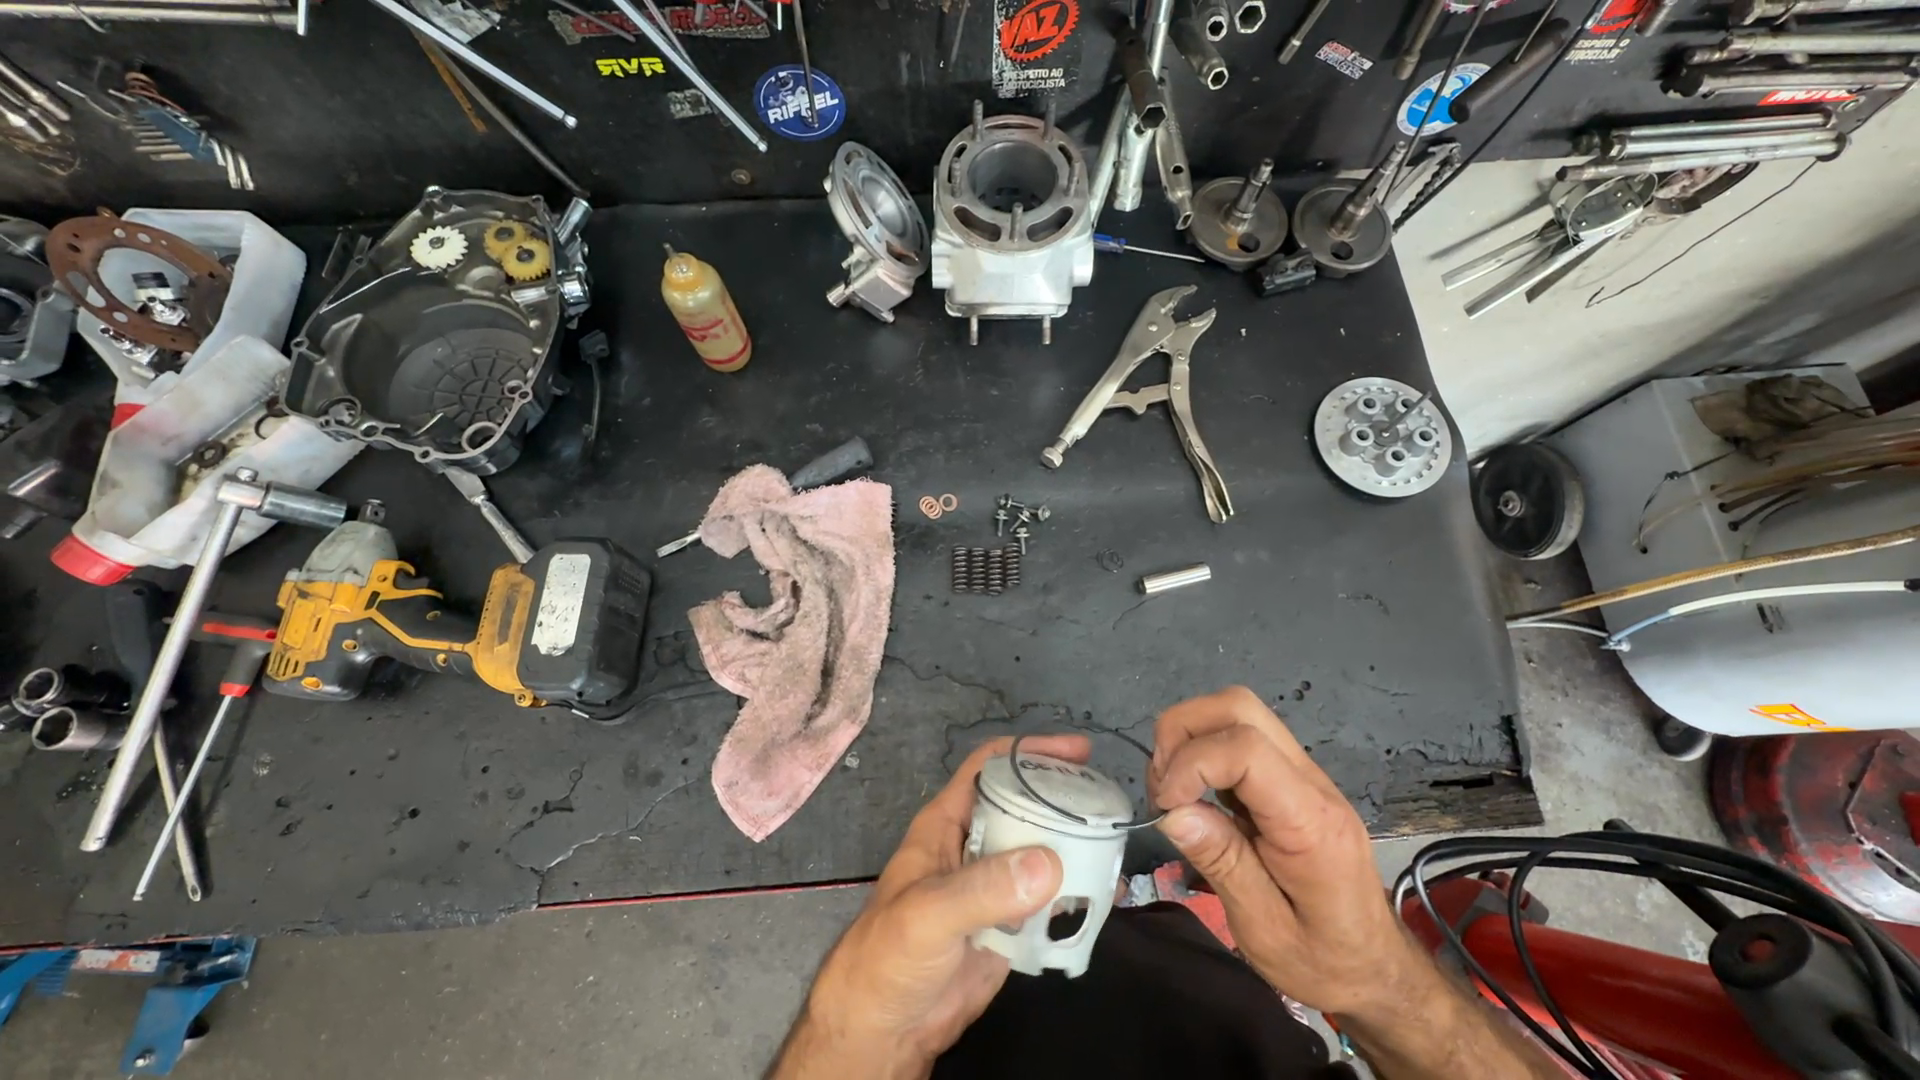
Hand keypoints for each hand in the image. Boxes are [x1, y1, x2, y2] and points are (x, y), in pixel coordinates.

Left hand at [770, 735, 1088, 1079]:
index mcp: (947, 824)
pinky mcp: (1012, 927)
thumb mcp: (928, 913)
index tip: (1078, 752)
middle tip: (1109, 801)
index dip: (1030, 752)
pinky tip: (1108, 895)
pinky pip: (1051, 901)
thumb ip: (983, 888)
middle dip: (1064, 799)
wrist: (885, 1027)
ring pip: (1042, 852)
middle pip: (1025, 806)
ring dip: (1078, 846)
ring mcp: (994, 887)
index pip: (990, 769)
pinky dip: (1079, 895)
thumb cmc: (889, 954)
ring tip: (1118, 843)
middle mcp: (974, 846)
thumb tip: (1050, 861)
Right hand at [1147, 687, 1431, 1017]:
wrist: (1377, 969)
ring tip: (1173, 791)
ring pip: (1238, 711)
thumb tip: (1173, 812)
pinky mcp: (1292, 779)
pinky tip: (1194, 794)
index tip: (1165, 807)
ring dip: (1190, 736)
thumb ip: (1222, 864)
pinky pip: (1242, 735)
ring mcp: (1305, 775)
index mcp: (1310, 823)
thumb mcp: (1265, 931)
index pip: (1245, 749)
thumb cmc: (1325, 961)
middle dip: (1182, 731)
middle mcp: (1311, 782)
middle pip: (1239, 706)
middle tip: (1162, 787)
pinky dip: (1203, 749)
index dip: (1190, 763)